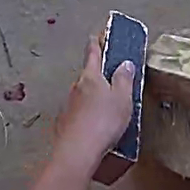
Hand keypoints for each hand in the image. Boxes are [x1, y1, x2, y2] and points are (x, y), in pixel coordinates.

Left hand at [54, 26, 136, 172]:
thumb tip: (125, 63)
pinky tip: (96, 126)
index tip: (96, 35)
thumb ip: (124, 79)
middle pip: (88, 76)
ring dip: (93, 97)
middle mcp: (76, 88)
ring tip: (108, 107)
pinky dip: (87, 115)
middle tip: (111, 78)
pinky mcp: (64, 125)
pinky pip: (79, 114)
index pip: (93, 53)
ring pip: (82, 96)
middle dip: (98, 75)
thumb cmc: (103, 121)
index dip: (96, 43)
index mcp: (91, 77)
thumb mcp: (123, 98)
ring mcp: (68, 106)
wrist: (77, 153)